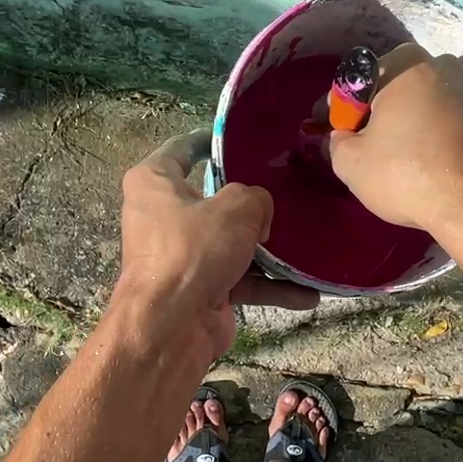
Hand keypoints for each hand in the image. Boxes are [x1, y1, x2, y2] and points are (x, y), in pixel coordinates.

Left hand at [112, 130, 317, 359]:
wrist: (171, 325)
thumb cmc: (194, 249)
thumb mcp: (236, 207)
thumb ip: (256, 198)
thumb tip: (259, 215)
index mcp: (154, 183)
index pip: (181, 150)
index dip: (210, 140)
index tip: (240, 136)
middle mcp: (163, 217)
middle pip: (213, 200)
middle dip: (250, 202)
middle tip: (288, 190)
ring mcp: (182, 256)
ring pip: (231, 245)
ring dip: (269, 252)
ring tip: (307, 245)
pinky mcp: (200, 290)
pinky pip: (241, 281)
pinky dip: (271, 288)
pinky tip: (308, 294)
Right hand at [328, 43, 462, 236]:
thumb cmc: (404, 174)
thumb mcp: (350, 162)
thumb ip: (335, 141)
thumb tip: (341, 136)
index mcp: (404, 64)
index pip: (354, 81)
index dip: (334, 109)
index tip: (326, 129)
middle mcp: (439, 66)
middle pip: (388, 89)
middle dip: (370, 114)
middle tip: (356, 146)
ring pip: (416, 105)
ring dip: (398, 126)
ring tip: (387, 159)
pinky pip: (438, 122)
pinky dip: (423, 137)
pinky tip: (416, 165)